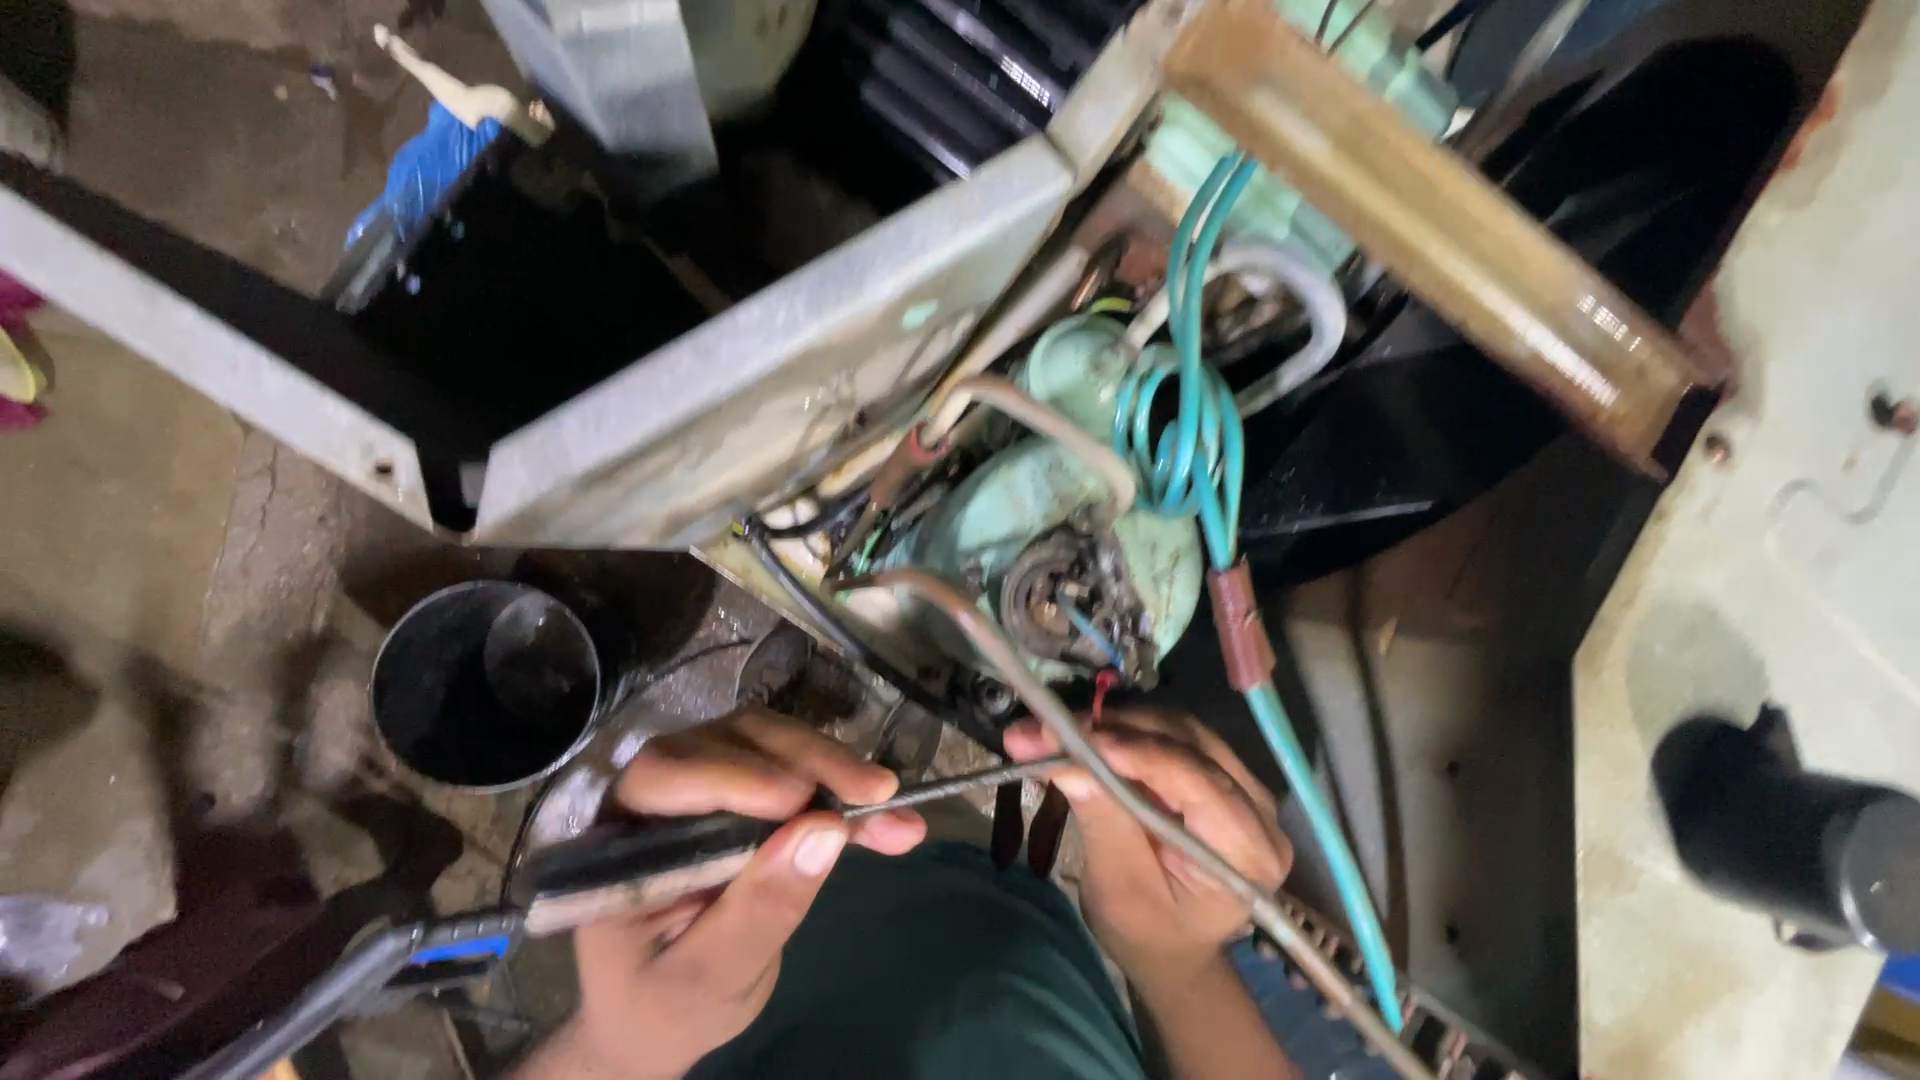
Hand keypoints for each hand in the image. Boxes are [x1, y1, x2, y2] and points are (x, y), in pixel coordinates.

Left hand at [542, 707, 926, 1078]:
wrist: (665, 1011)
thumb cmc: (666, 1005)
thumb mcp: (708, 978)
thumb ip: (758, 910)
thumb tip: (825, 830)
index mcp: (621, 838)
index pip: (662, 776)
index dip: (729, 775)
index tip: (798, 800)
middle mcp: (658, 793)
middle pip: (729, 742)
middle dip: (806, 760)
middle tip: (874, 792)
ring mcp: (705, 782)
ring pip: (771, 742)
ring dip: (834, 766)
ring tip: (889, 805)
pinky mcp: (748, 789)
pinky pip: (800, 768)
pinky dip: (847, 789)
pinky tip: (893, 820)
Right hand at [1003, 709, 1290, 980]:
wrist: (1168, 944)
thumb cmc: (1147, 932)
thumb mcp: (1120, 890)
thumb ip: (1104, 823)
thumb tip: (1069, 765)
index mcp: (1249, 852)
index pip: (1198, 781)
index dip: (1136, 751)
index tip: (1072, 736)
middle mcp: (1258, 808)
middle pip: (1185, 743)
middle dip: (1111, 732)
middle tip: (1044, 731)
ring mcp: (1240, 783)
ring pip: (1173, 728)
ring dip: (1111, 726)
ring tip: (1053, 731)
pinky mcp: (1215, 770)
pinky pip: (1167, 734)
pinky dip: (1120, 731)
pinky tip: (1081, 736)